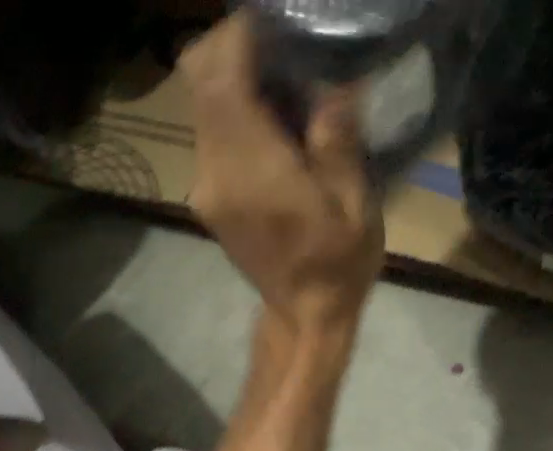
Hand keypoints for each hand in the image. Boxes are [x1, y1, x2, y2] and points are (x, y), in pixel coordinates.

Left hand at [180, 13, 384, 332]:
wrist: (306, 319)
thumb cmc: (338, 266)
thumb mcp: (354, 206)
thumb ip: (337, 140)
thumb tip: (334, 84)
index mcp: (252, 167)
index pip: (221, 75)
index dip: (240, 35)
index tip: (273, 22)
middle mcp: (215, 167)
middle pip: (197, 78)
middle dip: (228, 47)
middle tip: (275, 45)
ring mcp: (206, 183)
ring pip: (200, 103)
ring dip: (232, 80)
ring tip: (282, 85)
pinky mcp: (208, 195)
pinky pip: (210, 133)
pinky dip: (233, 113)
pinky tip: (272, 127)